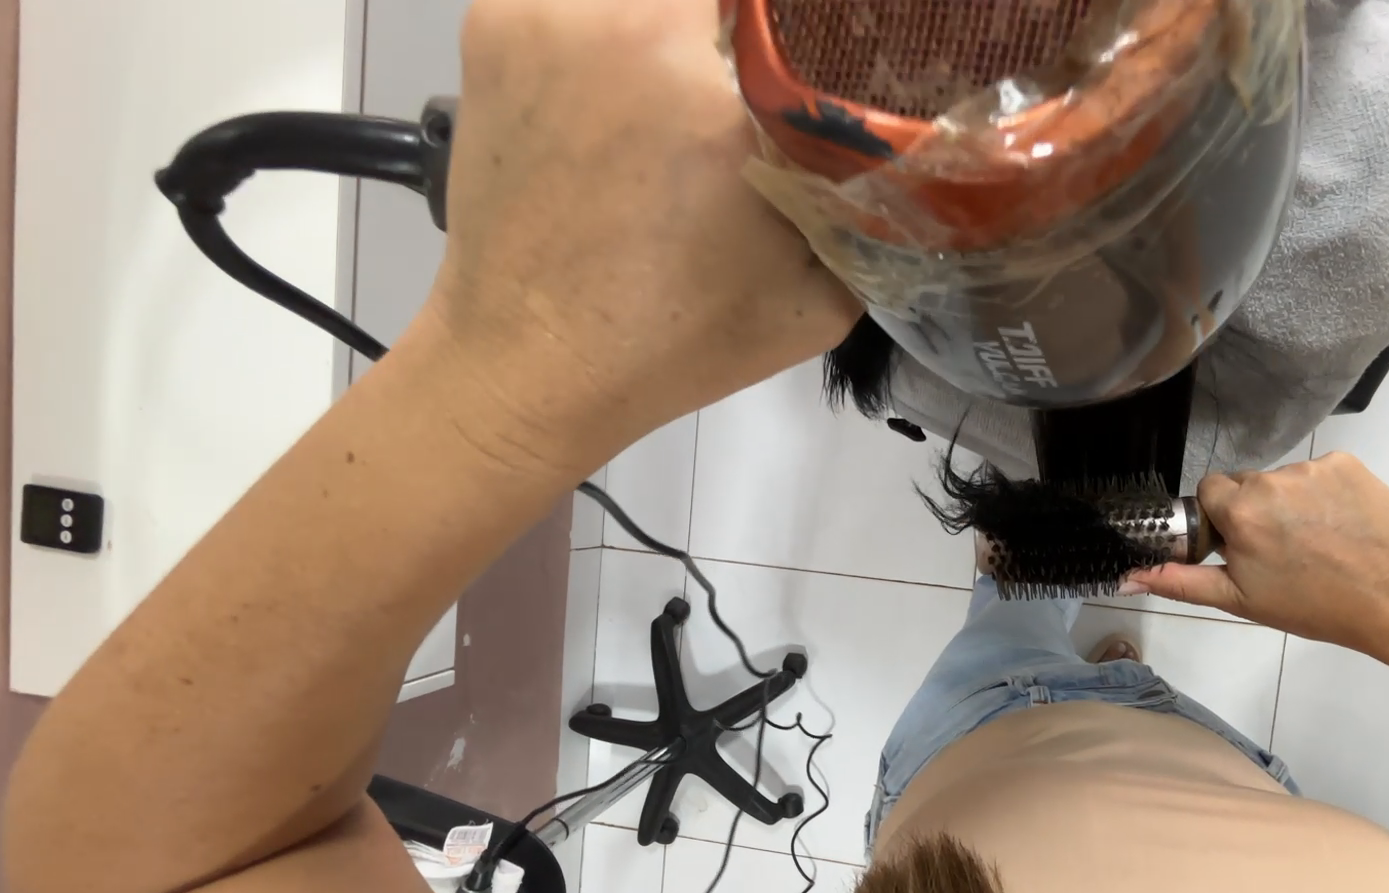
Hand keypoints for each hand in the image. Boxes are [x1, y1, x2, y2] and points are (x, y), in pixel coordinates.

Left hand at [416, 0, 859, 461]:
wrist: (537, 362)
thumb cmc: (682, 345)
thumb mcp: (820, 303)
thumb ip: (867, 219)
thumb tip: (891, 160)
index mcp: (725, 102)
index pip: (806, 18)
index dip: (824, 35)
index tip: (822, 78)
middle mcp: (635, 27)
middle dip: (755, 33)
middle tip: (755, 94)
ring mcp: (554, 12)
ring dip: (685, 27)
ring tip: (686, 100)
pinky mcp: (498, 19)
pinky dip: (616, 27)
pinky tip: (622, 93)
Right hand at [1126, 453, 1388, 653]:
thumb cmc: (1314, 606)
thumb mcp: (1239, 599)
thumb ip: (1179, 581)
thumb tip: (1125, 578)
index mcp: (1240, 511)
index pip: (1210, 491)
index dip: (1221, 517)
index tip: (1241, 543)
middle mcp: (1271, 480)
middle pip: (1245, 484)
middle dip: (1253, 509)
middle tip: (1280, 547)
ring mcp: (1312, 468)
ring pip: (1281, 479)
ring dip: (1288, 502)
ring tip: (1316, 538)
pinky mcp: (1347, 462)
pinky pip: (1316, 471)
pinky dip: (1322, 492)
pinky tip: (1339, 522)